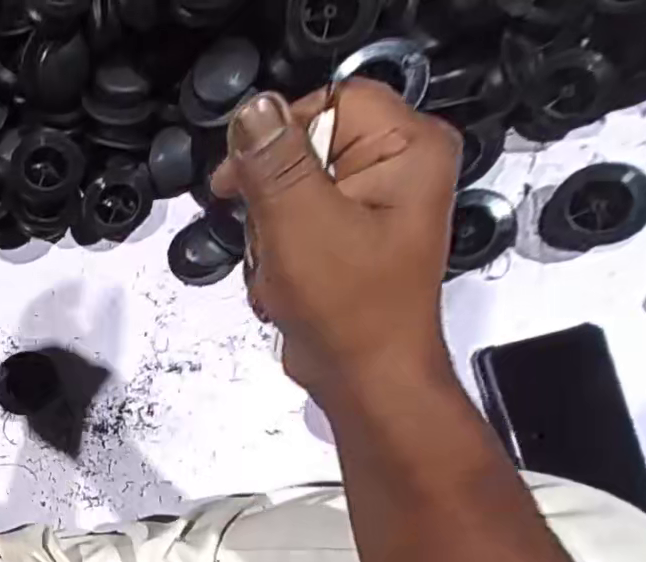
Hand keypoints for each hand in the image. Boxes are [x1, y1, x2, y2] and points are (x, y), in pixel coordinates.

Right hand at [210, 81, 461, 402]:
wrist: (361, 377)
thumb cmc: (354, 315)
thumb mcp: (301, 226)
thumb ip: (275, 164)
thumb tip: (253, 114)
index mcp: (405, 151)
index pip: (326, 102)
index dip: (275, 137)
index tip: (240, 175)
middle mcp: (393, 173)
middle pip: (302, 151)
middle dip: (270, 203)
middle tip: (275, 238)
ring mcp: (367, 209)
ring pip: (287, 195)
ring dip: (268, 236)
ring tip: (285, 270)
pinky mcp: (342, 241)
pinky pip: (289, 228)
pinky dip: (274, 256)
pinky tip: (285, 282)